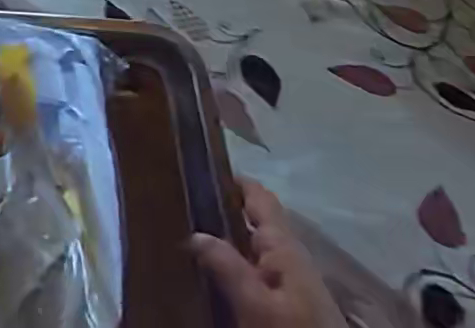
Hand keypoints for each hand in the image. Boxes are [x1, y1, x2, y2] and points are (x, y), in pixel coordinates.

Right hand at [190, 179, 346, 327]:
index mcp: (284, 245)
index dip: (233, 179)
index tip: (199, 168)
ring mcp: (292, 281)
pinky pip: (257, 270)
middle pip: (253, 219)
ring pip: (253, 246)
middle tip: (183, 205)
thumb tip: (195, 232)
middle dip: (222, 210)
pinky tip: (214, 274)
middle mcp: (289, 255)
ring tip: (190, 235)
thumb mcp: (256, 306)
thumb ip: (227, 267)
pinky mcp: (291, 303)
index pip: (259, 196)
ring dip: (226, 239)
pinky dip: (235, 263)